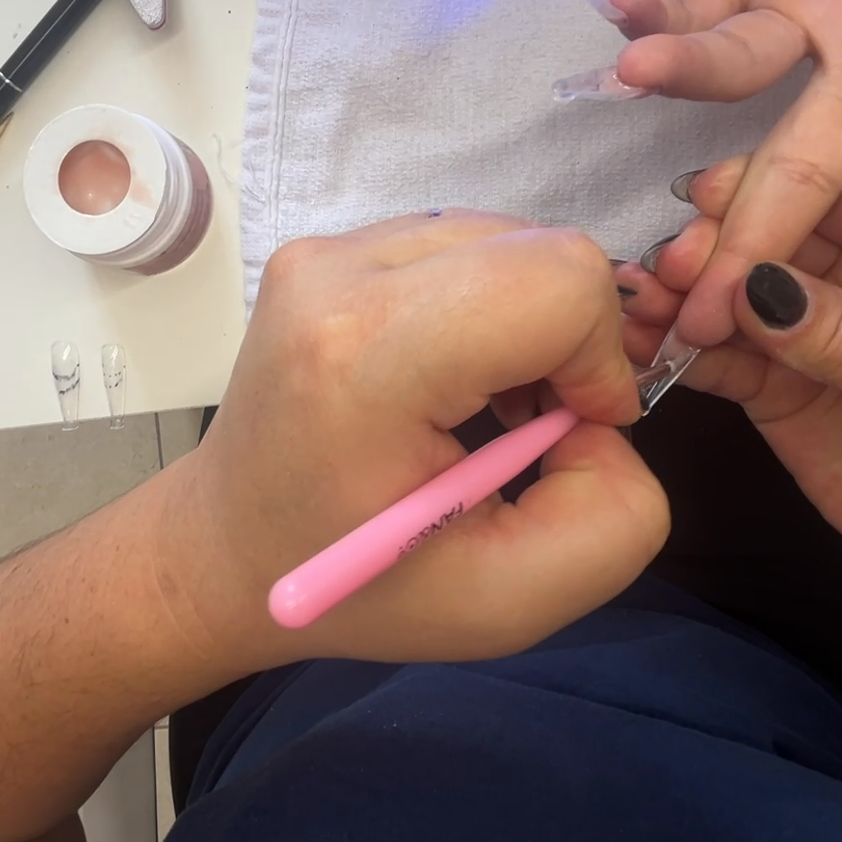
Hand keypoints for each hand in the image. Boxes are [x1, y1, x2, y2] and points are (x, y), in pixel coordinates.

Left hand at [168, 212, 667, 667]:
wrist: (227, 544)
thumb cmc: (352, 588)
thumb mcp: (505, 602)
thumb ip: (613, 518)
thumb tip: (606, 414)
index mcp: (365, 355)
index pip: (554, 280)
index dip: (597, 355)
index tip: (567, 429)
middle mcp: (336, 274)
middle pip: (540, 249)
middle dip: (569, 338)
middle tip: (528, 420)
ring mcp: (324, 251)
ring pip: (507, 239)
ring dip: (527, 321)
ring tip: (483, 399)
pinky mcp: (327, 248)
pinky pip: (460, 245)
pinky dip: (486, 304)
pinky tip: (451, 367)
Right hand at [619, 155, 841, 580]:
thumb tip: (752, 288)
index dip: (778, 186)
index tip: (702, 201)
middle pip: (772, 233)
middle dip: (714, 247)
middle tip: (669, 273)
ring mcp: (808, 328)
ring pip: (730, 292)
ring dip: (680, 297)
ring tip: (638, 311)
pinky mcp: (768, 381)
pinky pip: (713, 353)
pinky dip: (673, 349)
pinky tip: (641, 348)